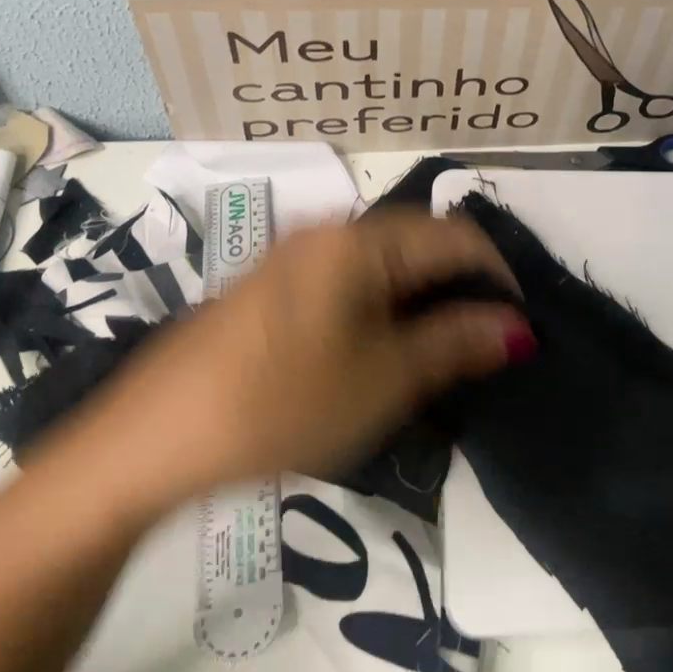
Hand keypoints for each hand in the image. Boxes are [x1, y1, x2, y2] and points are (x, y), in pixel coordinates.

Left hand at [110, 212, 529, 491]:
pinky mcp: (266, 290)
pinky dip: (378, 308)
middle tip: (484, 346)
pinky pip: (344, 283)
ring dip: (419, 301)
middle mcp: (323, 232)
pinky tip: (377, 353)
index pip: (454, 235)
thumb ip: (454, 345)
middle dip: (459, 288)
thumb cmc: (280, 404)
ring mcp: (289, 259)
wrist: (152, 439)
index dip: (498, 275)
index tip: (521, 328)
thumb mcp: (382, 380)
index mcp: (356, 241)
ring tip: (437, 356)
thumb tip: (517, 326)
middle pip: (416, 244)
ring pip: (379, 266)